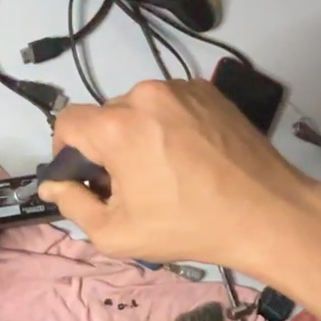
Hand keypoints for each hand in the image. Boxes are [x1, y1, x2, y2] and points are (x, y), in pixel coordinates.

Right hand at [39, 79, 320, 284]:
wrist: (267, 212)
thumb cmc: (188, 226)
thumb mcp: (117, 232)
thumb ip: (73, 204)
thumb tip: (53, 185)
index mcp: (117, 127)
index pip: (67, 122)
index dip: (66, 152)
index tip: (87, 177)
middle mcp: (144, 95)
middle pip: (104, 117)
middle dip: (106, 147)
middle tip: (130, 183)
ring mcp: (180, 88)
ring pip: (137, 109)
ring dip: (137, 134)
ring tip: (165, 170)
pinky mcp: (208, 91)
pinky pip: (168, 104)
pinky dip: (167, 125)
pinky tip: (188, 156)